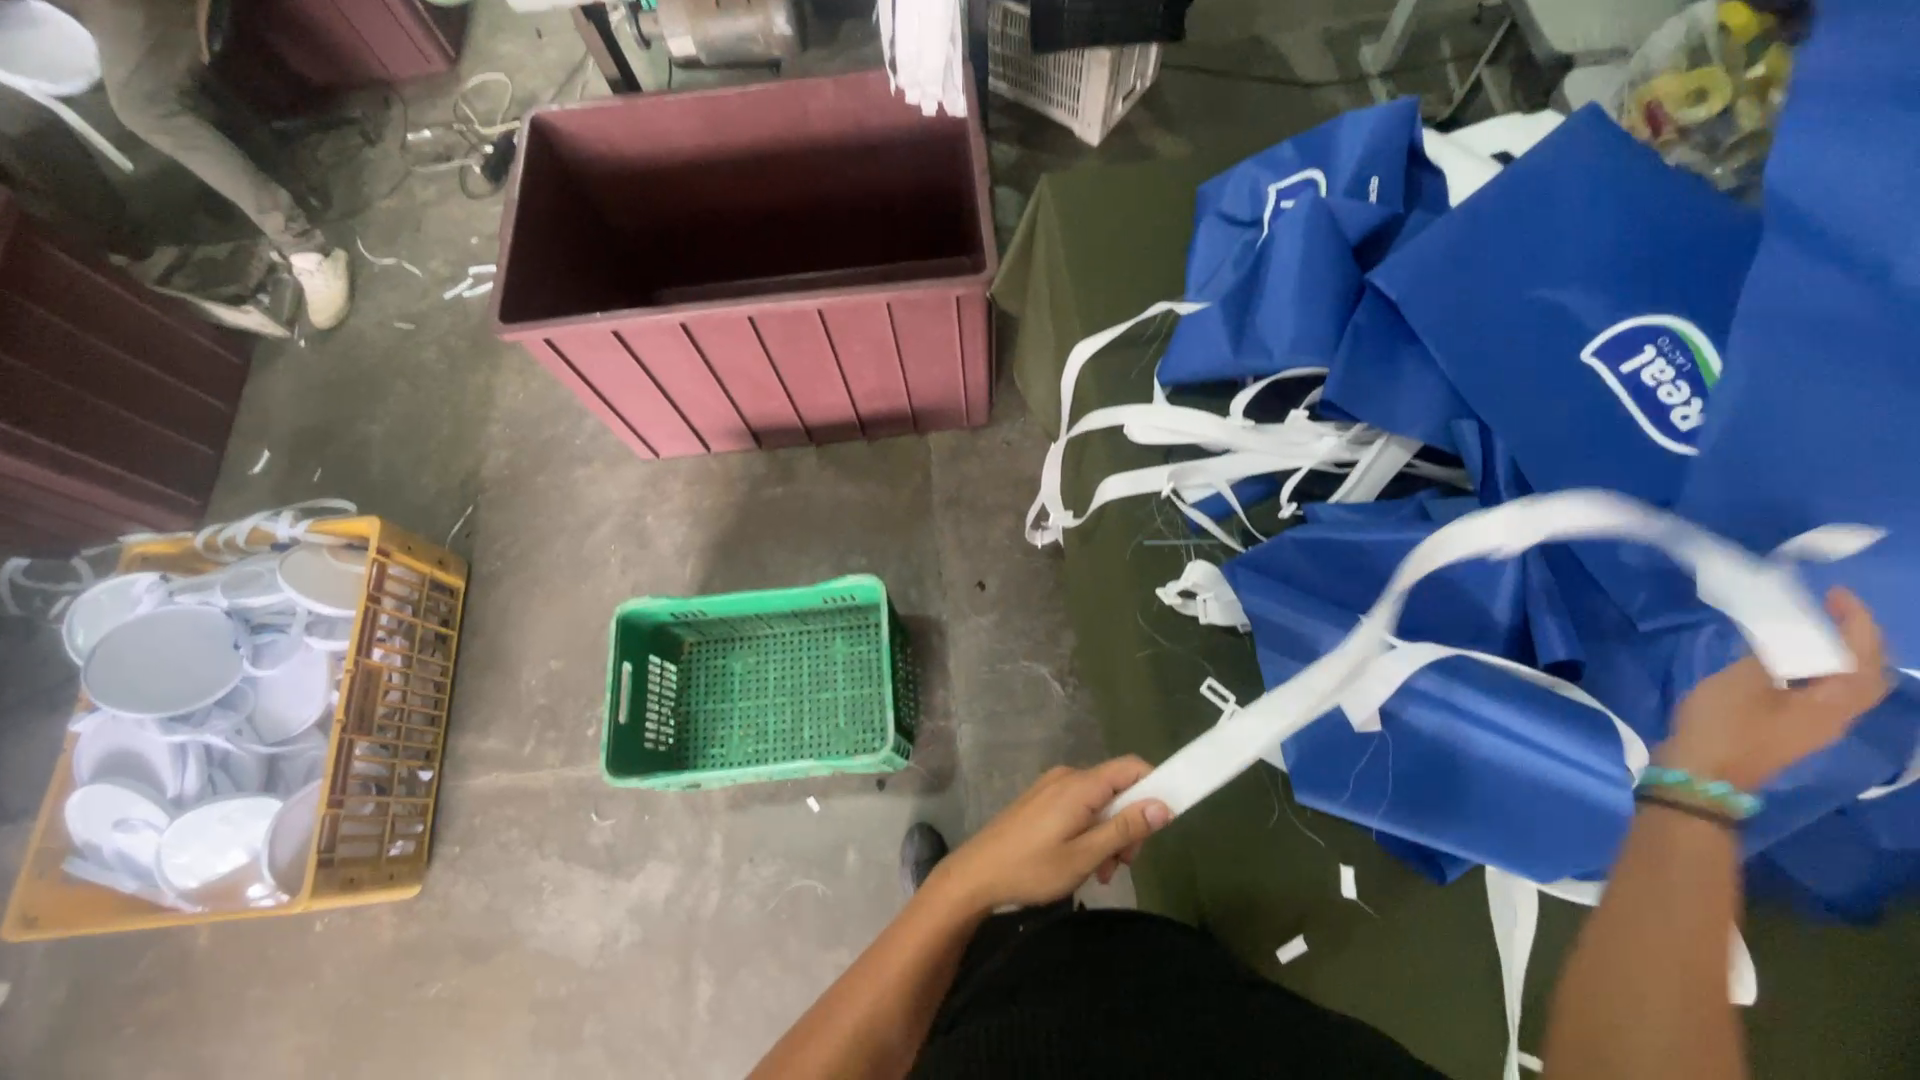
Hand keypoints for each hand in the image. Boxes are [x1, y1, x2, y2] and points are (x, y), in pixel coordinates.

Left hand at [923, 757, 1171, 914]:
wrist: (975, 875)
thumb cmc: (1031, 868)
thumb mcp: (1084, 856)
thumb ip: (1124, 830)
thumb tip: (1164, 805)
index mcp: (1080, 785)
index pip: (1132, 767)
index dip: (1155, 788)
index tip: (1161, 824)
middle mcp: (1067, 777)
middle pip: (1117, 788)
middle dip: (1129, 824)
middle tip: (1122, 864)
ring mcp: (1051, 787)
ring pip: (1099, 802)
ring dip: (1109, 834)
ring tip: (1099, 872)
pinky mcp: (1041, 801)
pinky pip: (1079, 807)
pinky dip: (1089, 831)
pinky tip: (1081, 863)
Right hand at [1659, 588, 1893, 791]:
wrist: (1701, 776)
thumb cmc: (1723, 725)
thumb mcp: (1741, 681)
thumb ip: (1769, 655)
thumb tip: (1782, 638)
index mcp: (1834, 702)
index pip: (1864, 656)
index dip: (1857, 621)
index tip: (1836, 593)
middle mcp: (1838, 716)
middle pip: (1867, 674)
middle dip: (1858, 639)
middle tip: (1834, 611)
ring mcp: (1816, 727)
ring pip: (1846, 685)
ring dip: (1837, 655)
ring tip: (1812, 631)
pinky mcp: (1793, 731)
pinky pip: (1822, 694)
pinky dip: (1816, 670)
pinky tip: (1789, 662)